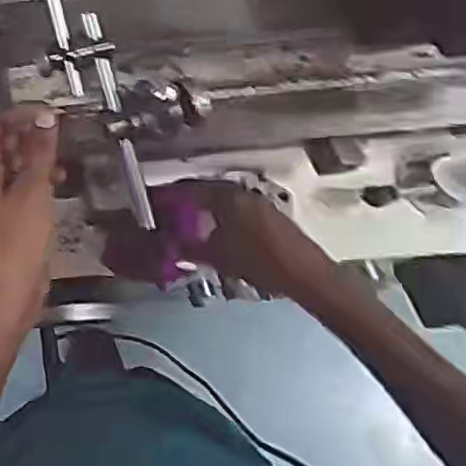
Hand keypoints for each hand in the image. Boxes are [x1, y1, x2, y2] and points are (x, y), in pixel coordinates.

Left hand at [0, 106, 62, 310]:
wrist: (14, 288)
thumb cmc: (17, 242)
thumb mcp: (33, 189)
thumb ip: (39, 153)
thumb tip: (44, 120)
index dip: (17, 115)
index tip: (43, 113)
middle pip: (6, 143)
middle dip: (30, 132)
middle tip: (56, 129)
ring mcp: (3, 197)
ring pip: (18, 163)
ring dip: (37, 154)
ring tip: (60, 152)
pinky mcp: (17, 213)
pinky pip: (27, 183)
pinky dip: (42, 175)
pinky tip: (58, 179)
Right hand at [179, 181, 342, 307]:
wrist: (308, 277)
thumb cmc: (261, 261)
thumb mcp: (217, 257)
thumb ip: (190, 249)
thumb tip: (171, 247)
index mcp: (225, 195)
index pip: (188, 188)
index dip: (169, 196)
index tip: (157, 202)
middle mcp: (242, 192)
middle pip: (205, 191)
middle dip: (187, 201)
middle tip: (171, 213)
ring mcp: (259, 202)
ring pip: (223, 200)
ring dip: (206, 209)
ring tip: (192, 225)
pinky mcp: (271, 216)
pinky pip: (238, 209)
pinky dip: (223, 216)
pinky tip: (219, 233)